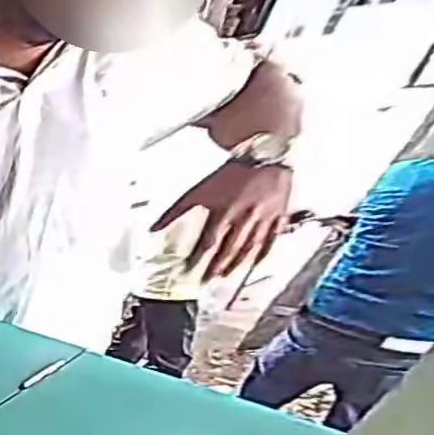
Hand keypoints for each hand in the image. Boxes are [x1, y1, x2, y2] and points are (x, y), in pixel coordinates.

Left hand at [150, 161, 291, 279]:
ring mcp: (266, 216)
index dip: (199, 258)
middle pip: (230, 248)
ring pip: (252, 245)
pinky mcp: (281, 213)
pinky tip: (257, 262)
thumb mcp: (198, 191)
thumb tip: (152, 229)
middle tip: (209, 280)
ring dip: (239, 262)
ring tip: (227, 275)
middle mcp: (245, 217)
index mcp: (225, 212)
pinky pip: (274, 236)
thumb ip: (175, 211)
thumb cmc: (228, 174)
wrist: (265, 155)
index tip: (190, 271)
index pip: (209, 242)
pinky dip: (265, 251)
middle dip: (218, 266)